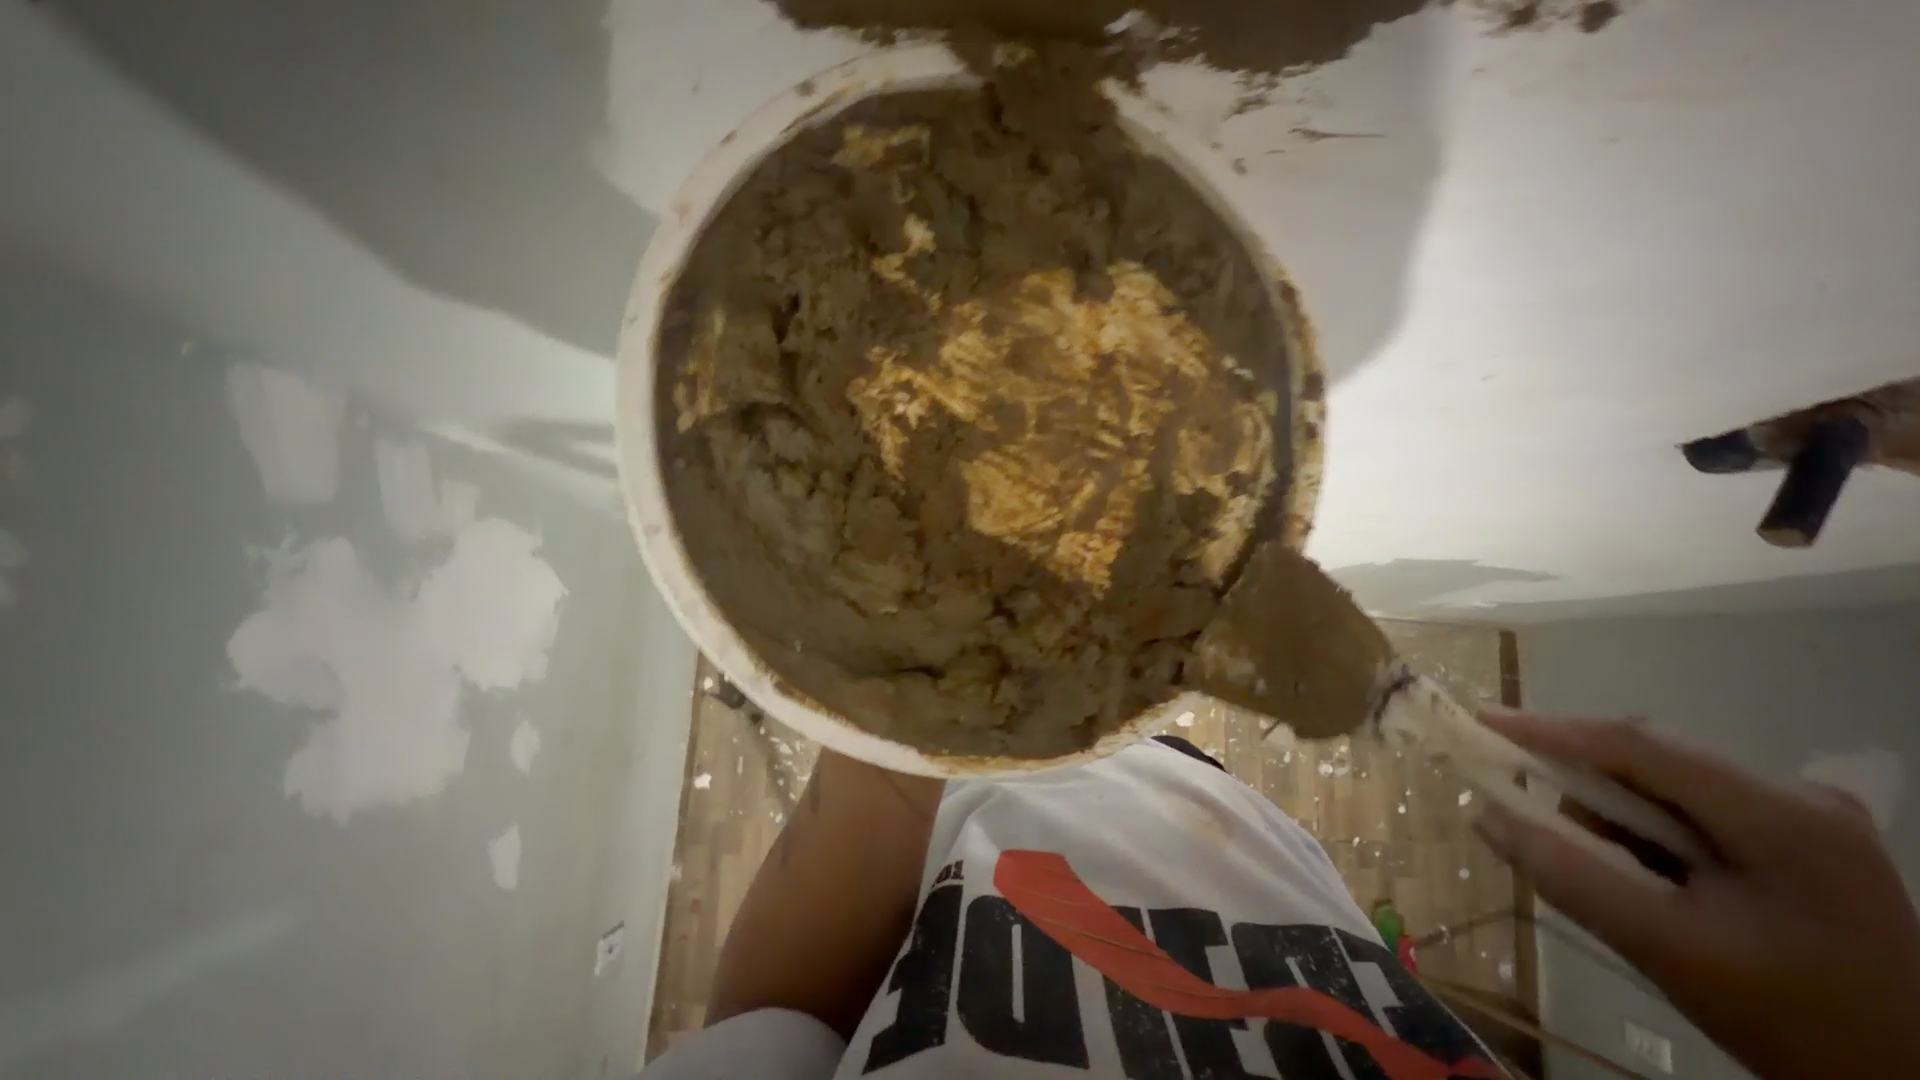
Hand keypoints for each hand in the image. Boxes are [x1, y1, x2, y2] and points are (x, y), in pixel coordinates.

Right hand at [1474, 711, 1919, 1079]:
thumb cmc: (1793, 1020)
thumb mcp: (1668, 951)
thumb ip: (1573, 879)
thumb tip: (1488, 820)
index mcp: (1778, 814)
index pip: (1638, 744)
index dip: (1550, 730)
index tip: (1480, 723)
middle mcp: (1796, 795)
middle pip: (1655, 760)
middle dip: (1584, 785)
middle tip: (1528, 818)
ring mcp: (1807, 817)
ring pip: (1672, 786)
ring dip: (1618, 816)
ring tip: (1604, 874)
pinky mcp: (1804, 842)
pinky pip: (1697, 813)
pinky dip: (1653, 835)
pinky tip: (1650, 881)